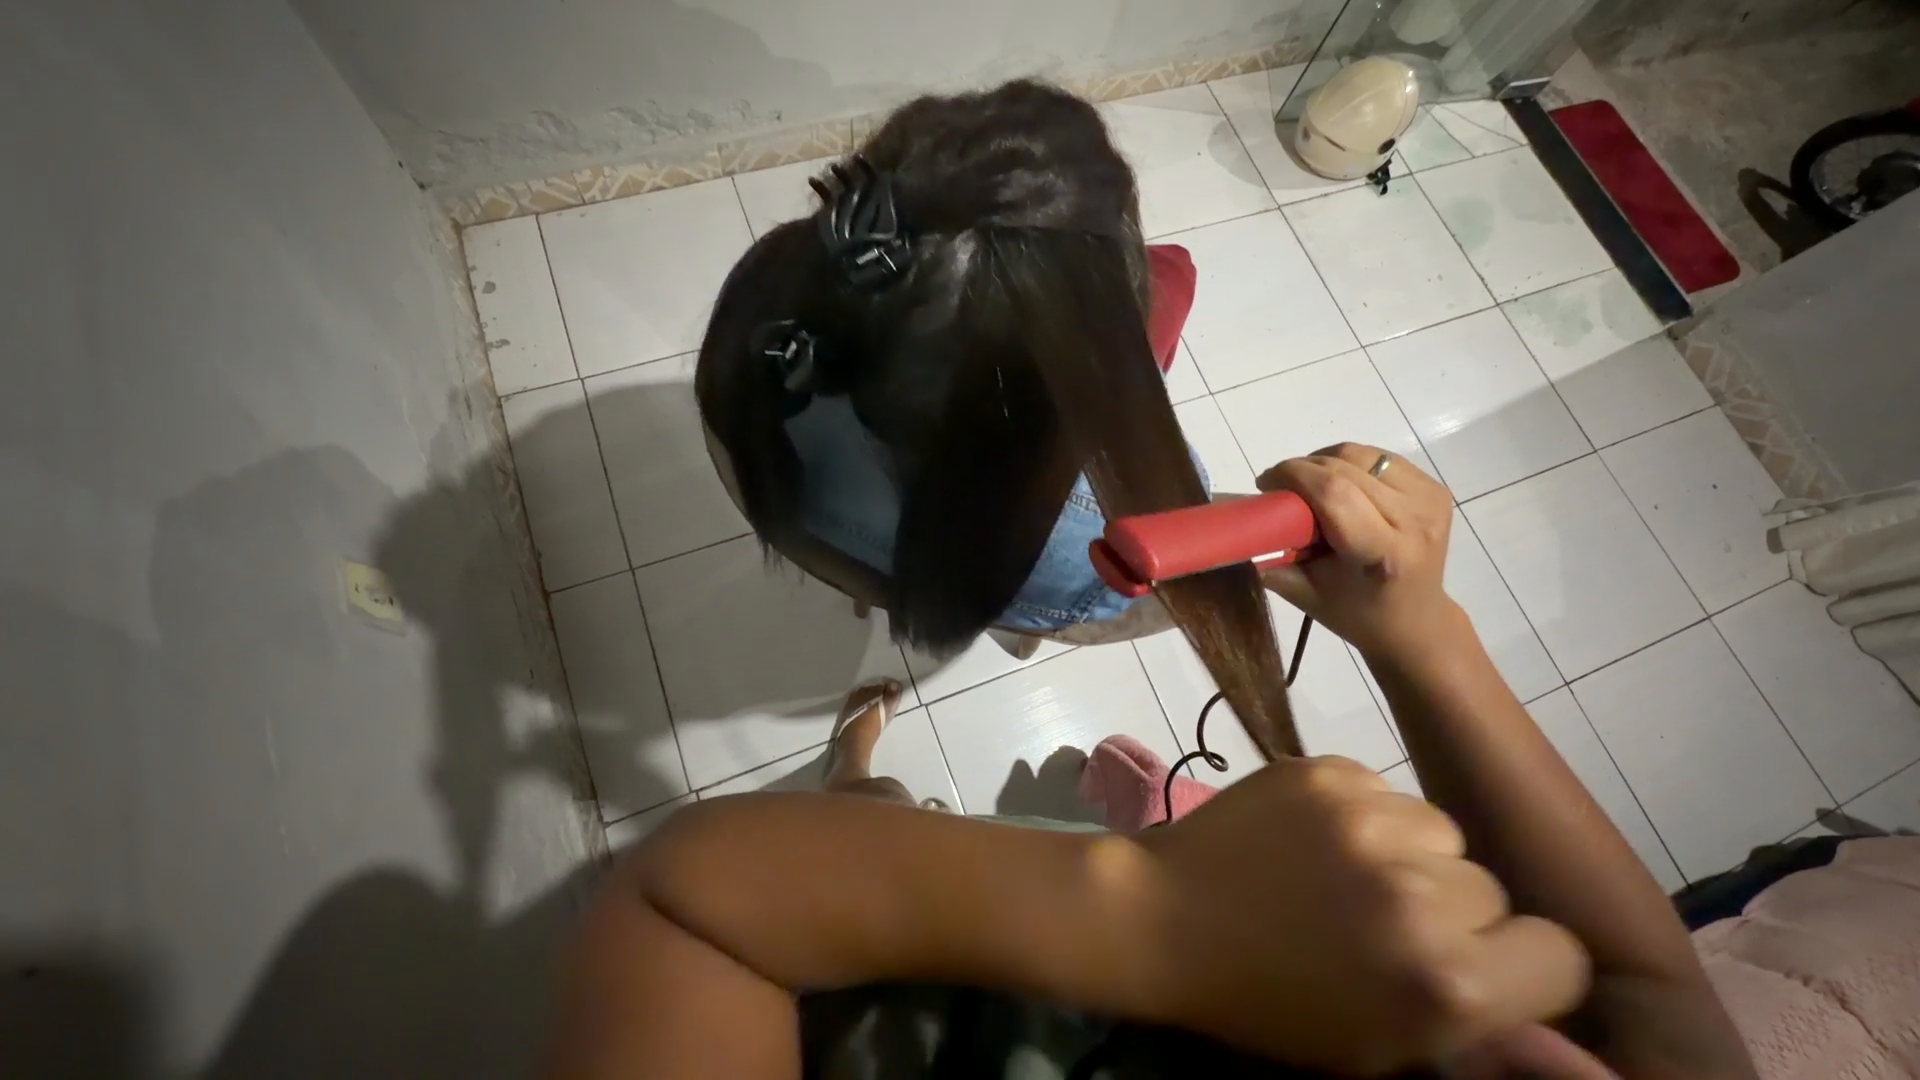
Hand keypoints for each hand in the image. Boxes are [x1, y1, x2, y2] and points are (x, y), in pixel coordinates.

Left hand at [1125, 756, 1590, 1075]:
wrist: (1163, 916)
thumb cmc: (1269, 999)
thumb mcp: (1382, 1045)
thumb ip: (1486, 1035)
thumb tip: (1598, 1063)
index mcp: (1444, 982)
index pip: (1560, 955)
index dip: (1518, 964)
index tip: (1469, 962)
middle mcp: (1419, 895)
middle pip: (1495, 891)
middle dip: (1456, 909)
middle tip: (1381, 921)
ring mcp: (1367, 820)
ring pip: (1444, 831)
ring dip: (1413, 853)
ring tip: (1345, 873)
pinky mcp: (1324, 770)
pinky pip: (1386, 789)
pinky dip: (1364, 811)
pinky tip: (1314, 836)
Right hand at [1257, 442, 1457, 659]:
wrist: (1415, 621)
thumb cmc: (1354, 612)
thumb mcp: (1304, 592)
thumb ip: (1272, 558)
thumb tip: (1241, 526)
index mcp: (1383, 553)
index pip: (1333, 493)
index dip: (1292, 475)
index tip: (1265, 484)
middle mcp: (1414, 521)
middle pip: (1344, 468)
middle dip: (1301, 468)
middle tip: (1280, 486)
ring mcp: (1429, 501)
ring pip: (1360, 455)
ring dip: (1324, 461)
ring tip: (1309, 484)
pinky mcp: (1435, 489)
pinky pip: (1379, 457)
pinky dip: (1349, 462)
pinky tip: (1338, 483)